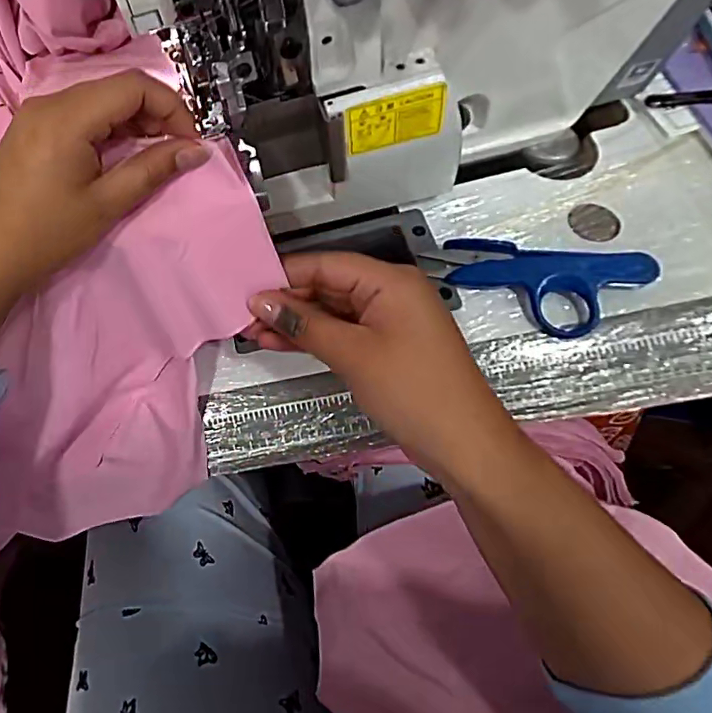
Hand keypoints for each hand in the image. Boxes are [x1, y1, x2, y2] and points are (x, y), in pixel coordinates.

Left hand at [0, 71, 210, 367]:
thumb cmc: (44, 236)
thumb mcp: (106, 203)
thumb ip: (154, 169)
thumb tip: (197, 150)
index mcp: (67, 115)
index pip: (134, 85)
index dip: (172, 108)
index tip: (190, 143)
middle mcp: (49, 102)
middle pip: (118, 87)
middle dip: (155, 113)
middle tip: (175, 151)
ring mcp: (35, 113)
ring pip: (100, 98)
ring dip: (133, 121)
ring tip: (151, 156)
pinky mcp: (30, 128)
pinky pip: (80, 112)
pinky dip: (107, 127)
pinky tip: (117, 156)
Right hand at [253, 255, 711, 694]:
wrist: (467, 447)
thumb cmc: (415, 393)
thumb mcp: (353, 354)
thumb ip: (304, 324)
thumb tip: (262, 300)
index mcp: (390, 280)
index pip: (325, 264)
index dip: (284, 275)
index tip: (246, 288)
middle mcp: (390, 292)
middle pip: (328, 285)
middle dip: (287, 301)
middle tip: (244, 315)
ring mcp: (389, 320)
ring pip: (332, 310)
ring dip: (296, 321)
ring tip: (253, 331)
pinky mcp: (386, 344)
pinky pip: (343, 330)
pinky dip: (315, 337)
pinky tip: (281, 342)